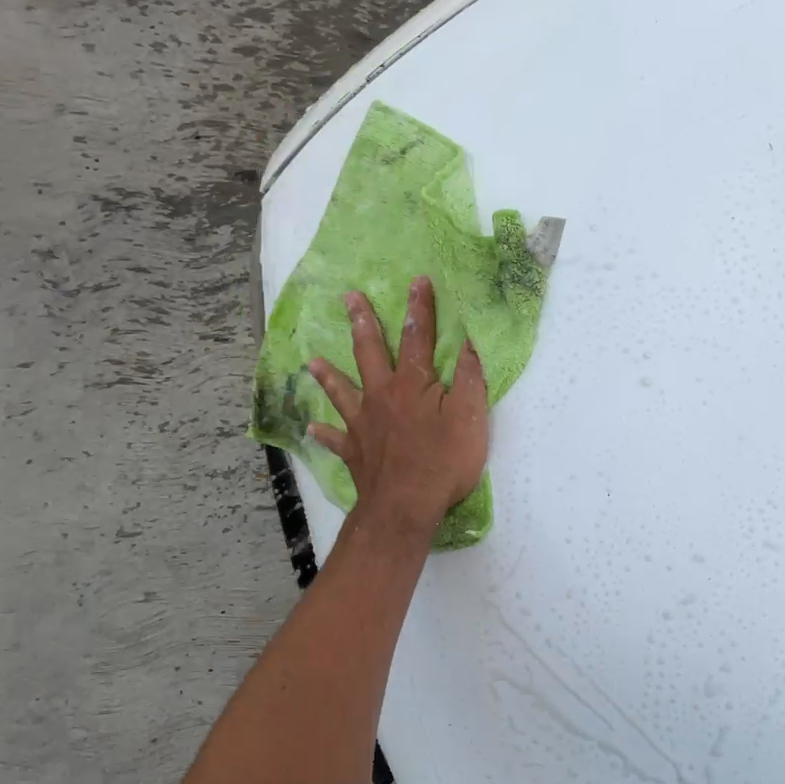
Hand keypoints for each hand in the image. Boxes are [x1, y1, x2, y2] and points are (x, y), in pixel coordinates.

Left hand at [307, 276, 488, 533]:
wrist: (406, 503)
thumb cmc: (445, 458)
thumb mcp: (471, 416)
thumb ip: (470, 378)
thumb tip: (469, 342)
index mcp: (413, 384)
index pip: (417, 338)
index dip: (420, 309)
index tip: (418, 281)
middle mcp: (382, 396)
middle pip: (370, 353)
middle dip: (363, 323)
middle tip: (349, 298)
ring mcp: (363, 423)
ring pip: (342, 391)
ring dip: (329, 374)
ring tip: (313, 360)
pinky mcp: (355, 451)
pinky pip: (336, 437)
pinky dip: (325, 431)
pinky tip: (315, 427)